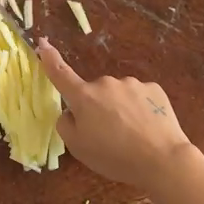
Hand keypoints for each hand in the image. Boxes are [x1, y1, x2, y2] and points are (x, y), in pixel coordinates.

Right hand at [37, 40, 198, 190]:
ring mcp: (132, 84)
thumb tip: (70, 111)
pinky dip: (140, 110)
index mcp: (84, 97)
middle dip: (98, 109)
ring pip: (119, 95)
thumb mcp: (78, 148)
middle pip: (95, 94)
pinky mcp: (154, 89)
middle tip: (109, 136)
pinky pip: (140, 98)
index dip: (50, 60)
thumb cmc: (114, 157)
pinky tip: (147, 128)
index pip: (61, 74)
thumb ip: (66, 125)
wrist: (161, 159)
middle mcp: (106, 83)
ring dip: (121, 109)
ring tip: (132, 136)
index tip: (43, 44)